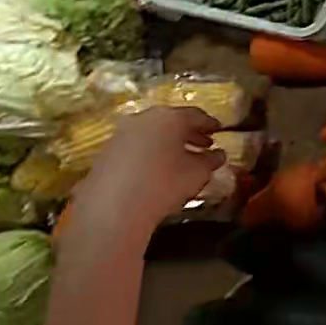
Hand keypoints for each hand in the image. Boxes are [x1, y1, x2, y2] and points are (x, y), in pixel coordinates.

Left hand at [69, 107, 225, 231]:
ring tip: (182, 157)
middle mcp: (143, 119)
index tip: (219, 130)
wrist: (113, 209)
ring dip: (169, 142)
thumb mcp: (198, 172)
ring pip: (152, 133)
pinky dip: (151, 152)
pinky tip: (158, 169)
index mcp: (169, 118)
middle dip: (189, 132)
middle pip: (171, 121)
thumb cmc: (165, 184)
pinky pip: (136, 146)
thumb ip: (211, 160)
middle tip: (204, 144)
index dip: (210, 123)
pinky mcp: (106, 152)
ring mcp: (121, 134)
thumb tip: (218, 154)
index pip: (195, 115)